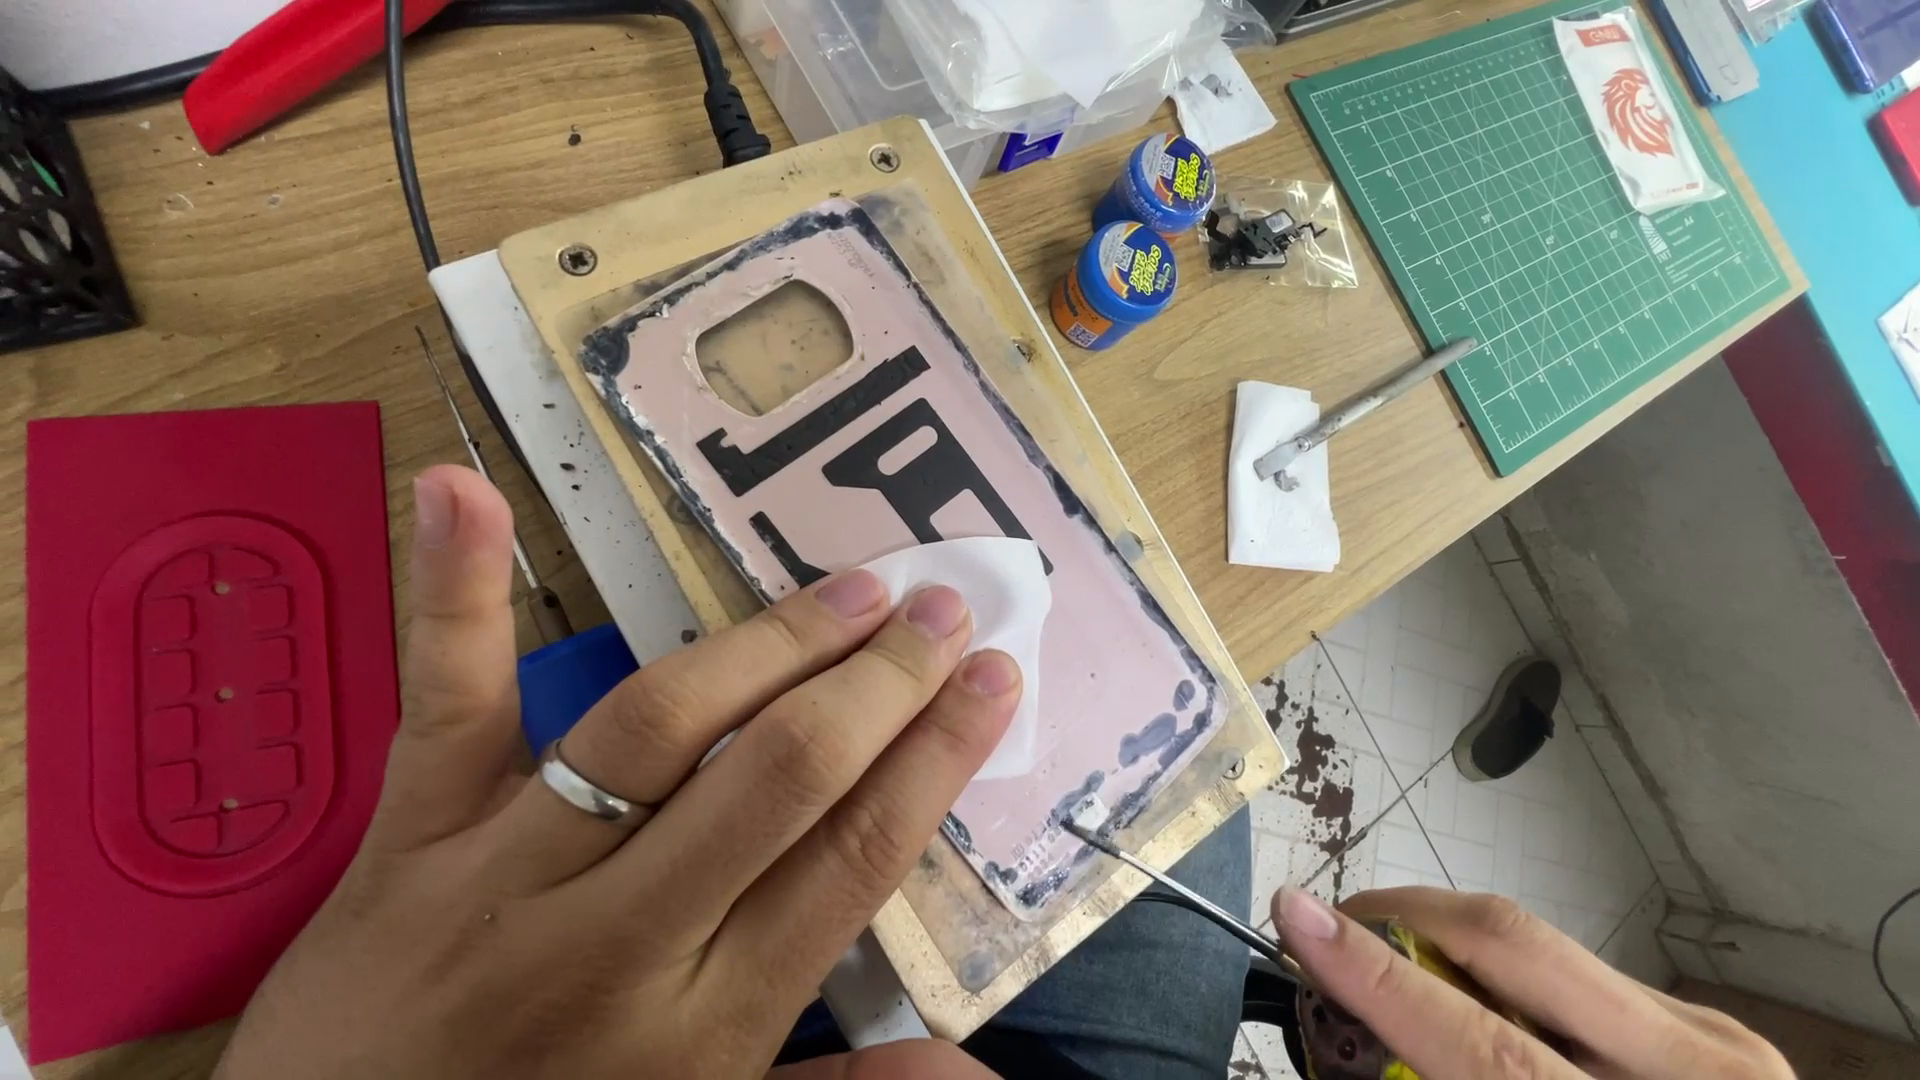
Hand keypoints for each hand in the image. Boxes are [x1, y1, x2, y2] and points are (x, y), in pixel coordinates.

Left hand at [216, 466, 1013, 1078]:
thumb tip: (981, 1077)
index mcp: (707, 1023)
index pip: (853, 857)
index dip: (935, 756)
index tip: (992, 676)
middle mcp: (616, 937)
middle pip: (775, 776)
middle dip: (876, 684)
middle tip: (939, 610)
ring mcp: (504, 866)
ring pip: (657, 725)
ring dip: (769, 645)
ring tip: (851, 590)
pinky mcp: (413, 828)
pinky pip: (446, 699)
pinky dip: (457, 590)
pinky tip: (463, 489)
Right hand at [1271, 886, 1792, 1079]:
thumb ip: (1420, 1072)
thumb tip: (1338, 1012)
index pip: (1484, 1049)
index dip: (1375, 976)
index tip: (1293, 912)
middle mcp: (1694, 1077)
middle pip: (1507, 942)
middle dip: (1394, 915)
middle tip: (1325, 924)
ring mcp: (1709, 1040)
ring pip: (1526, 934)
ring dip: (1430, 931)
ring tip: (1378, 953)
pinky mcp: (1705, 1023)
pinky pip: (1555, 957)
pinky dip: (1481, 958)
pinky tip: (1455, 986)